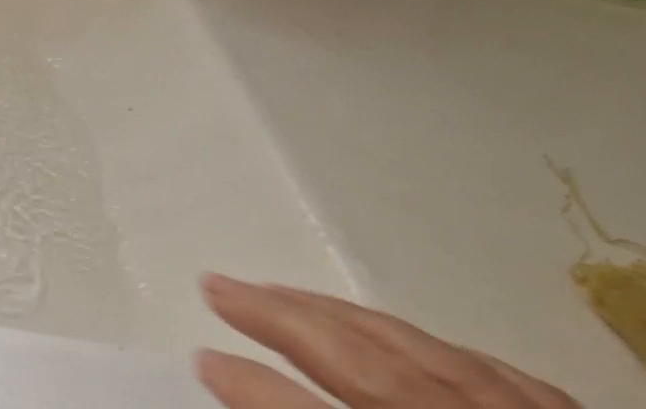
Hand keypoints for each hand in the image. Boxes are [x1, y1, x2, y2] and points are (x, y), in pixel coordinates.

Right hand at [197, 273, 578, 407]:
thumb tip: (259, 403)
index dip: (252, 389)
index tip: (201, 359)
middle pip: (362, 364)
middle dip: (276, 317)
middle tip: (215, 282)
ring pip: (414, 347)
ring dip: (332, 311)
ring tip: (275, 287)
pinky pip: (478, 364)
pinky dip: (414, 339)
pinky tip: (385, 329)